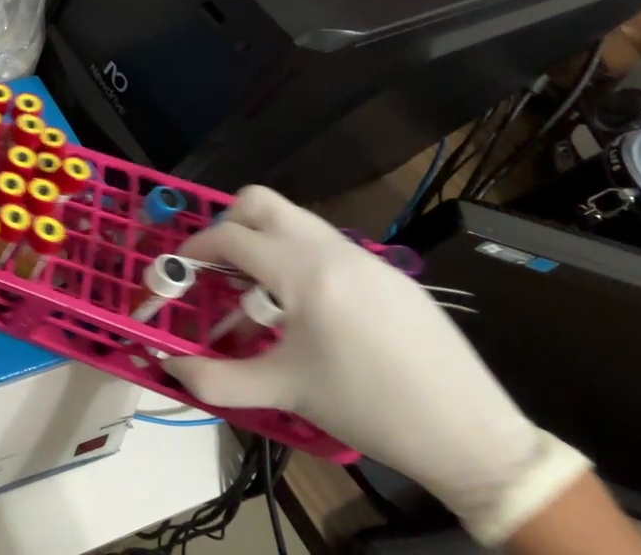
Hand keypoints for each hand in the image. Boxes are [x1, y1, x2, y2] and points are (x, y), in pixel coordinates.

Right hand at [161, 186, 589, 545]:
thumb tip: (167, 367)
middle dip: (227, 224)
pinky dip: (299, 259)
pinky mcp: (392, 275)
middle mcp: (333, 251)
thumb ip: (214, 379)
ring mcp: (367, 259)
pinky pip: (328, 246)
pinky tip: (309, 311)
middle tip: (218, 266)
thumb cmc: (368, 409)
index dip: (194, 249)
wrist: (473, 438)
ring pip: (296, 220)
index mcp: (304, 273)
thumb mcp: (284, 393)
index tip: (179, 270)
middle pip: (261, 202)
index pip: (230, 237)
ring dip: (264, 240)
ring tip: (259, 292)